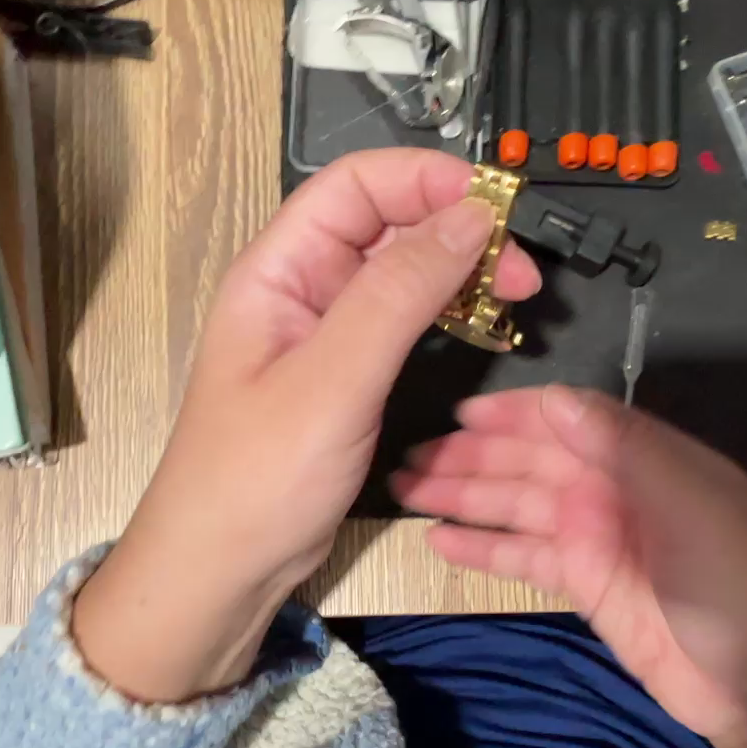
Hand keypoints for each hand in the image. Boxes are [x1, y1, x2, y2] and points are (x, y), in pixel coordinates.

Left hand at [73, 150, 540, 702]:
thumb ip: (398, 294)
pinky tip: (481, 329)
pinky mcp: (346, 376)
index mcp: (278, 270)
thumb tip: (470, 215)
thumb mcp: (333, 380)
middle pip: (386, 226)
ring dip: (458, 275)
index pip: (356, 186)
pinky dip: (445, 318)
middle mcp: (302, 289)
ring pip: (400, 275)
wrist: (224, 567)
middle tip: (522, 273)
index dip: (427, 180)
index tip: (498, 207)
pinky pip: (401, 324)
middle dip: (456, 230)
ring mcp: (325, 334)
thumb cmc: (261, 475)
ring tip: (514, 299)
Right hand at [392, 385, 746, 747]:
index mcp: (644, 458)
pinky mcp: (582, 584)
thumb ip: (625, 449)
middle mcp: (613, 488)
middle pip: (530, 461)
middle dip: (471, 457)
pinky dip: (482, 546)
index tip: (460, 416)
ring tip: (406, 492)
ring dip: (464, 497)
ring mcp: (595, 537)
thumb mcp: (691, 507)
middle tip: (409, 460)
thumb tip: (558, 399)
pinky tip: (439, 540)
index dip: (514, 414)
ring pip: (516, 505)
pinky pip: (522, 555)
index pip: (568, 420)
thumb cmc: (737, 587)